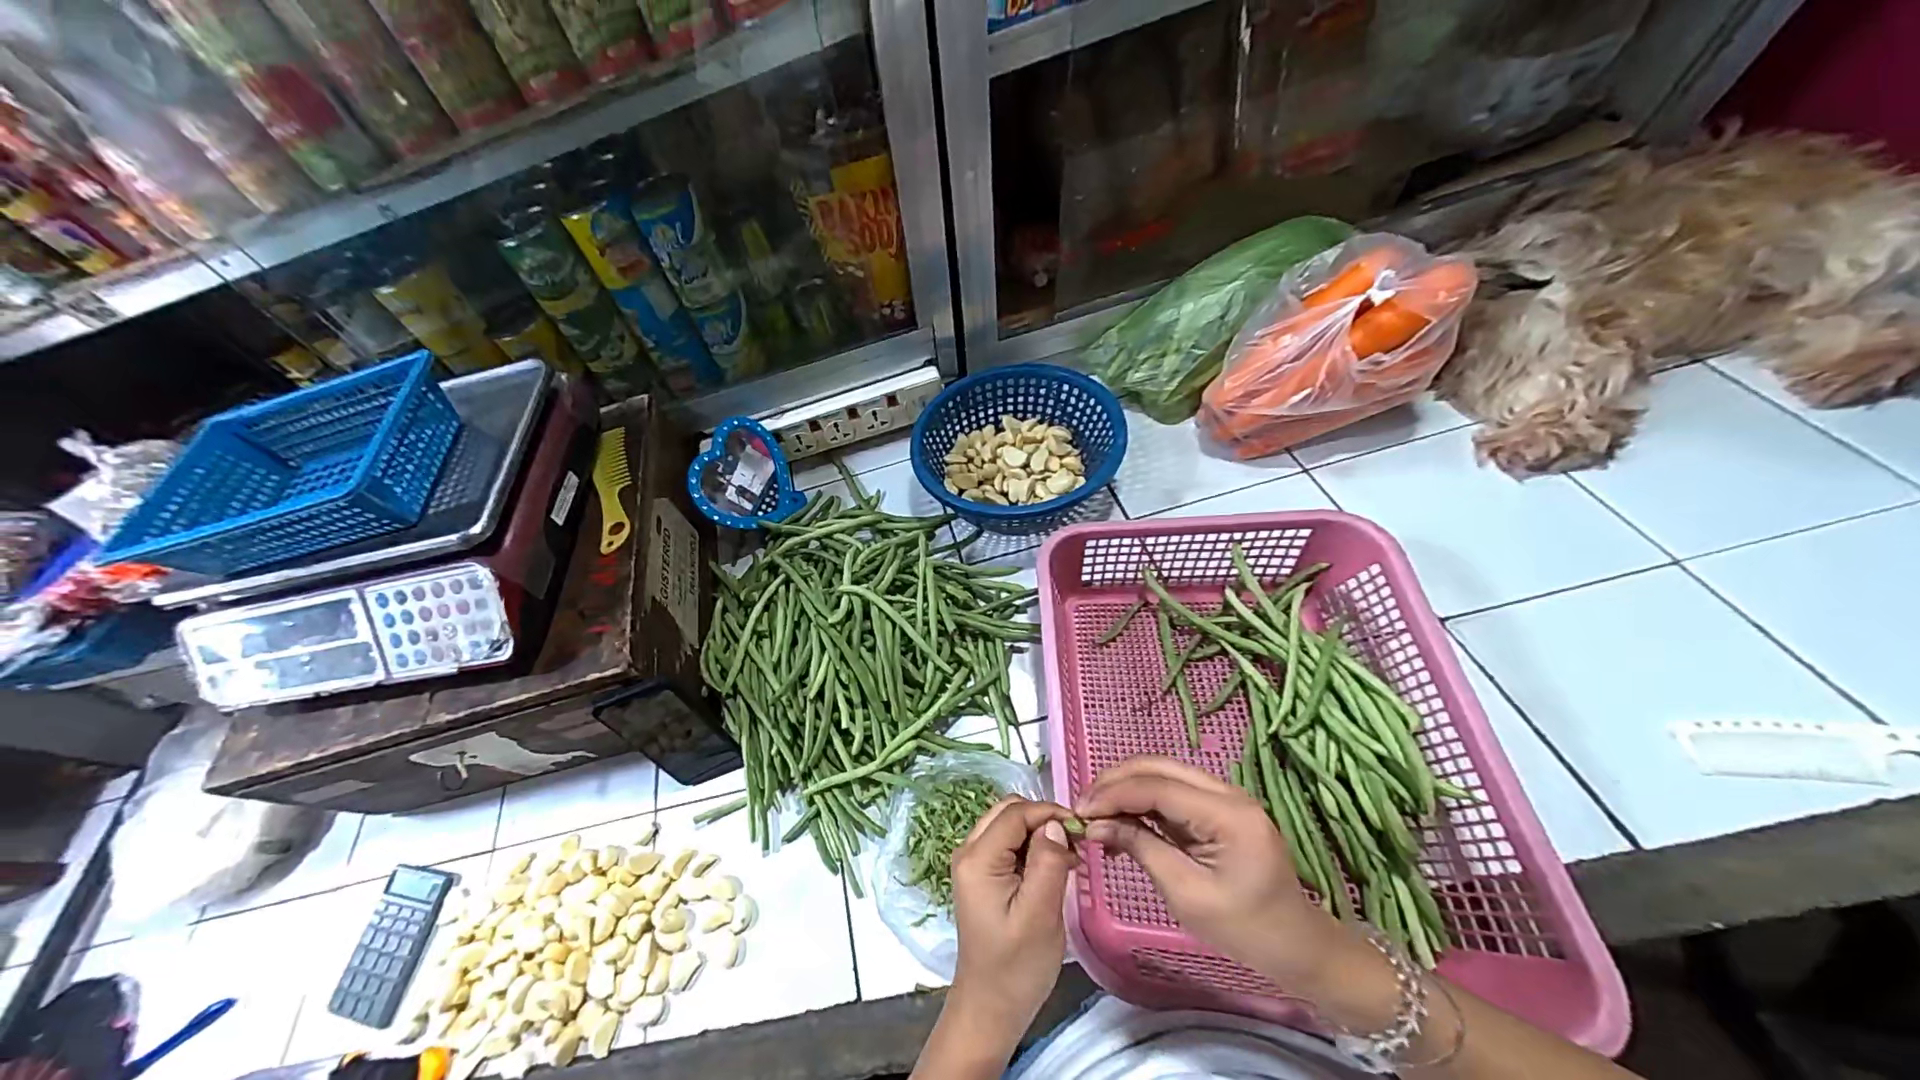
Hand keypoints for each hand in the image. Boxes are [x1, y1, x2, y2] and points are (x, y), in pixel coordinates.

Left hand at [946, 796, 1079, 1043]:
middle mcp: (968, 852)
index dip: (1050, 813)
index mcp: (977, 858)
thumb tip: (1056, 824)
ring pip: (1010, 824)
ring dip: (1040, 832)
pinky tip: (1055, 867)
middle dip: (1044, 818)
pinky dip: (1032, 846)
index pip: (1015, 813)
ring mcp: (973, 863)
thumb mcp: (1040, 914)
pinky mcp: (983, 874)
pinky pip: (1008, 843)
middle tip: (1077, 841)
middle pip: (1009, 811)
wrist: (991, 1007)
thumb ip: (1048, 862)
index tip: (1083, 830)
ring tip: (1070, 857)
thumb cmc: (1016, 966)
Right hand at [1074, 756, 1368, 991]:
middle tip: (1083, 808)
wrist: (1297, 947)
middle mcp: (1227, 793)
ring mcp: (1224, 798)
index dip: (1114, 793)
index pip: (1158, 786)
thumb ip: (1141, 847)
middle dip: (1115, 782)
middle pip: (1159, 767)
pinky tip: (1120, 821)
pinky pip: (1172, 792)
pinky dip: (1142, 801)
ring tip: (1096, 815)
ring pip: (1162, 774)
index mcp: (1228, 813)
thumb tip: (1096, 825)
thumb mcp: (1186, 894)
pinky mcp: (1217, 809)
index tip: (1080, 812)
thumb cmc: (1245, 930)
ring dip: (1126, 789)